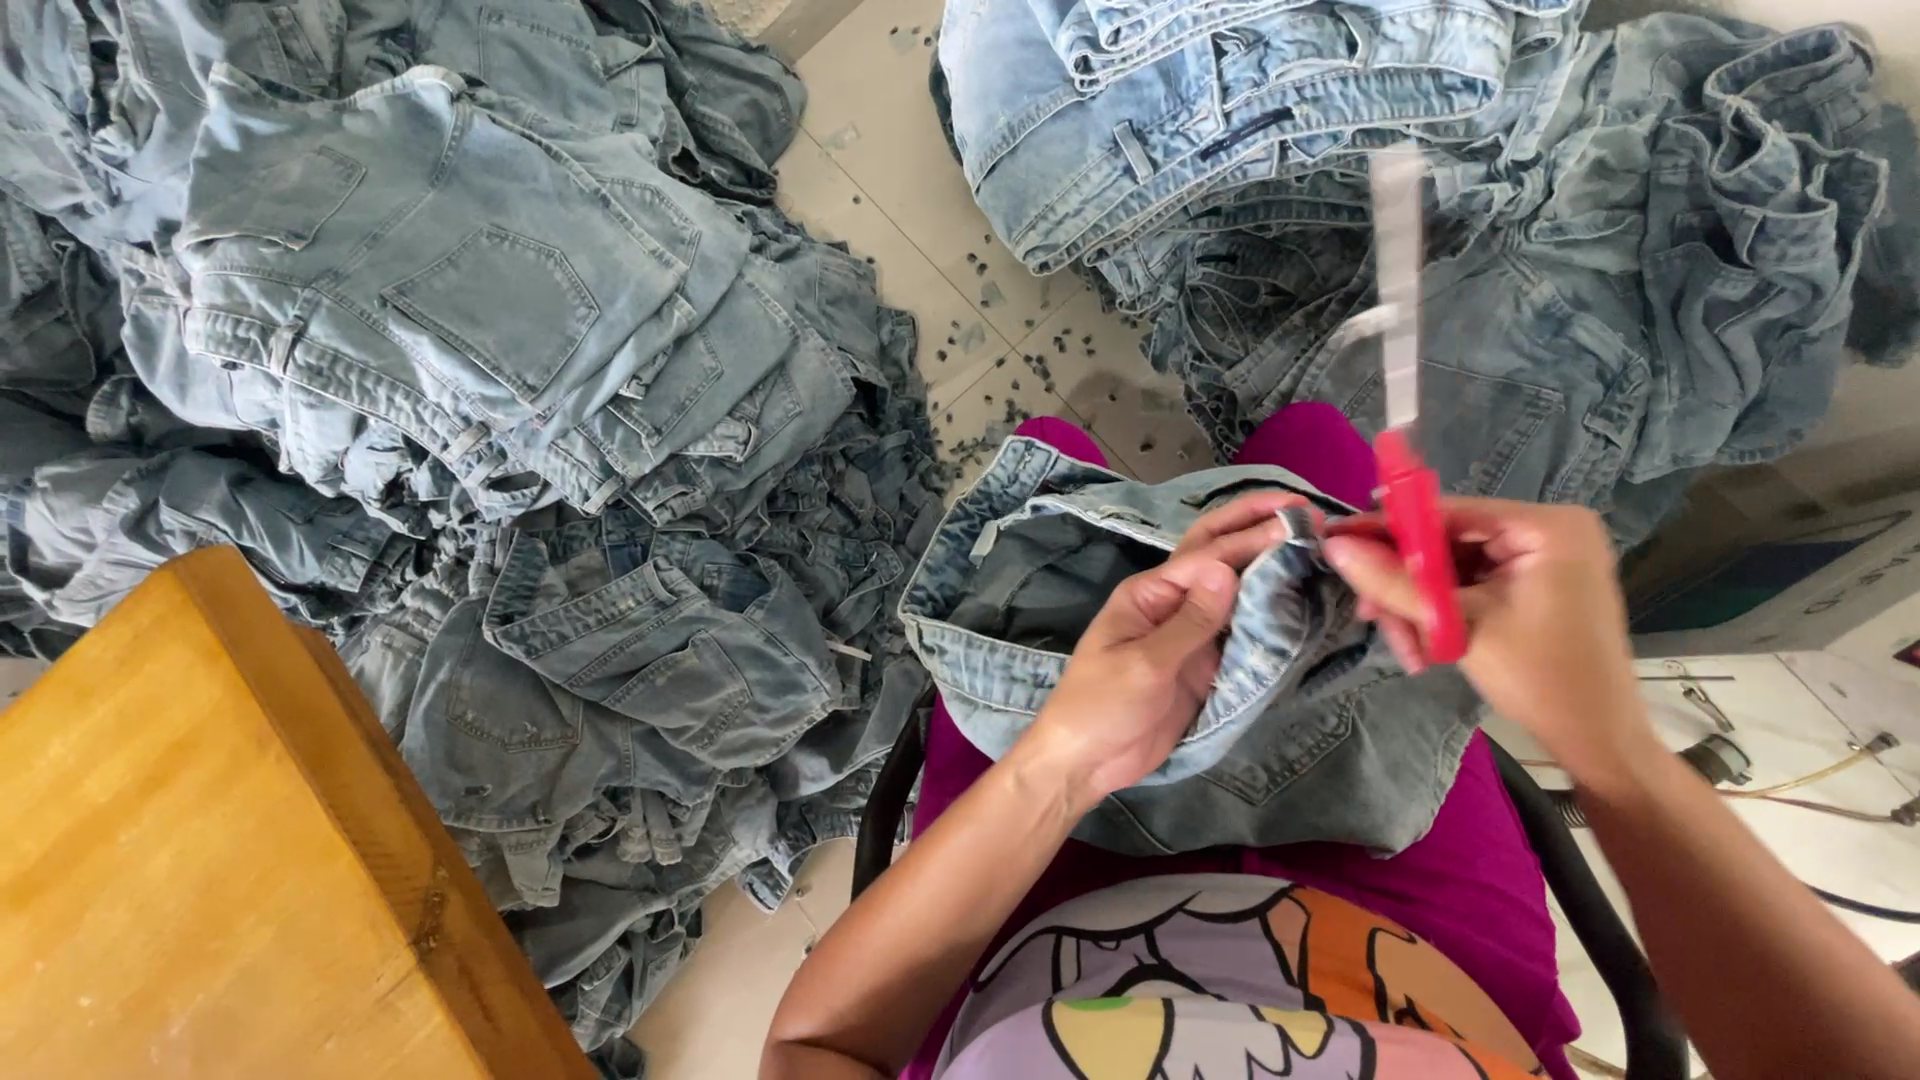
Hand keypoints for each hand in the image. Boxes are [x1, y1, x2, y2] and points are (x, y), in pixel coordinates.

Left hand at [1023, 492, 1309, 803]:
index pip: (1206, 555)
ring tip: (1316, 547)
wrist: (1087, 760)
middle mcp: (1171, 604)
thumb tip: (1227, 569)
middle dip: (1255, 529)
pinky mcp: (1204, 665)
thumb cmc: (1101, 706)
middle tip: (1307, 512)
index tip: (1297, 520)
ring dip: (1268, 568)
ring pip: (1234, 592)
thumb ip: (1189, 621)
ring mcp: (1189, 634)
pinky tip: (1301, 602)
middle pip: (1217, 556)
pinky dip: (1268, 615)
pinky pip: (1240, 633)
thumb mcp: (1144, 664)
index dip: (1250, 536)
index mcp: (1148, 593)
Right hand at [1321, 498, 1657, 779]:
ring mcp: (1537, 559)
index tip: (1336, 542)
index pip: (1445, 512)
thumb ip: (1392, 582)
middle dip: (1402, 584)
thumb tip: (1333, 545)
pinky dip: (1437, 614)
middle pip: (1442, 542)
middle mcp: (1544, 531)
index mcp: (1545, 526)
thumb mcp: (1457, 624)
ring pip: (1446, 569)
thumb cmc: (1540, 676)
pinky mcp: (1528, 585)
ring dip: (1415, 607)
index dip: (1385, 529)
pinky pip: (1464, 586)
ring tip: (1405, 649)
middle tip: (1369, 616)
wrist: (1596, 738)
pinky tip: (1423, 648)